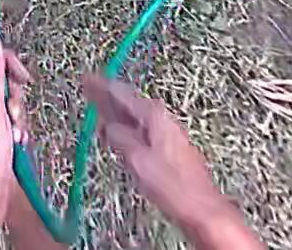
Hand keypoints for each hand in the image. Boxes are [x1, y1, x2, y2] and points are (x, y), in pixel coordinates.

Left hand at [0, 36, 29, 246]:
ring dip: (18, 115)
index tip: (20, 77)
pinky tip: (16, 143)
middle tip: (12, 110)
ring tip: (13, 132)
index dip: (8, 62)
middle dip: (15, 93)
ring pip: (10, 100)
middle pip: (3, 77)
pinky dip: (18, 129)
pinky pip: (12, 120)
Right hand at [82, 76, 261, 249]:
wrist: (204, 212)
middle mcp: (162, 119)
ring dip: (116, 115)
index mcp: (153, 114)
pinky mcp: (170, 150)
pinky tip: (119, 135)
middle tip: (88, 90)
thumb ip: (119, 138)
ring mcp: (167, 134)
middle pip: (128, 103)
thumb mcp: (137, 160)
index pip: (121, 93)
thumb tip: (108, 127)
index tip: (86, 79)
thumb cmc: (173, 185)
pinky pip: (142, 131)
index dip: (101, 86)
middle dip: (107, 98)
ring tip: (98, 112)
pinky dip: (127, 129)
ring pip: (135, 118)